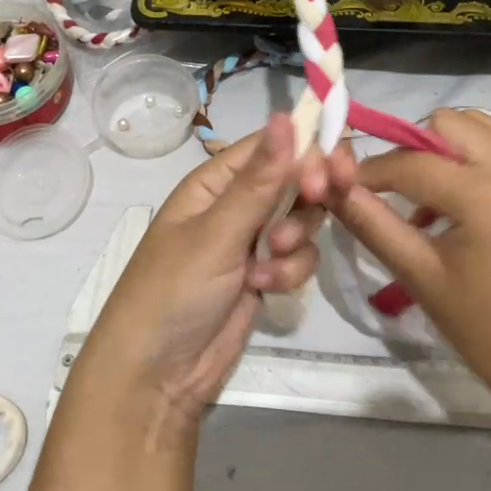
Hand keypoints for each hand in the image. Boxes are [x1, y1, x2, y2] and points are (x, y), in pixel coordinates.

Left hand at [76, 114, 354, 427]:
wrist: (156, 375)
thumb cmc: (173, 291)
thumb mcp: (216, 233)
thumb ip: (259, 181)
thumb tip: (285, 115)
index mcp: (215, 181)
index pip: (273, 146)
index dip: (307, 151)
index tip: (334, 171)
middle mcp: (236, 203)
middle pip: (295, 179)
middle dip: (310, 194)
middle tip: (321, 202)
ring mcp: (252, 241)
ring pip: (303, 220)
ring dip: (296, 240)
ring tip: (269, 262)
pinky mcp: (265, 276)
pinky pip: (299, 258)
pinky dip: (290, 273)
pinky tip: (264, 290)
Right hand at [332, 109, 490, 411]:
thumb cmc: (486, 332)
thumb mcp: (420, 276)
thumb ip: (371, 223)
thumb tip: (332, 188)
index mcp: (485, 196)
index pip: (411, 162)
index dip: (370, 171)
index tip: (344, 186)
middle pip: (447, 123)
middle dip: (411, 148)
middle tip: (393, 190)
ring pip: (479, 126)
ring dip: (445, 146)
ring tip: (428, 193)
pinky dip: (474, 157)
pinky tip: (460, 200)